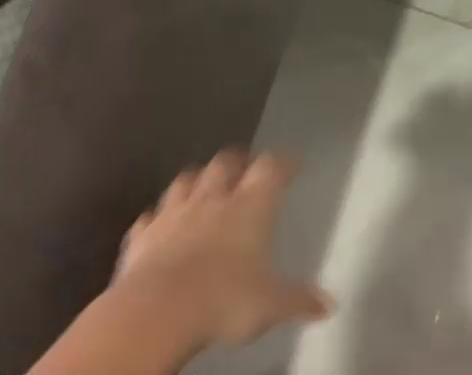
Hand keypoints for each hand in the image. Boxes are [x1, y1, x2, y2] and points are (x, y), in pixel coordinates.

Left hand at [113, 151, 333, 346]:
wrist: (160, 309)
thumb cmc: (225, 300)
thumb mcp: (271, 304)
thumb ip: (298, 299)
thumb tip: (328, 303)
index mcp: (249, 207)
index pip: (269, 171)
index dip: (281, 164)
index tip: (291, 163)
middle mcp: (211, 199)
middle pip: (224, 164)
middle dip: (236, 162)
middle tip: (244, 166)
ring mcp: (173, 213)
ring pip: (185, 182)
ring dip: (195, 181)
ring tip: (202, 186)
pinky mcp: (143, 235)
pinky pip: (150, 218)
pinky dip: (157, 219)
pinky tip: (158, 225)